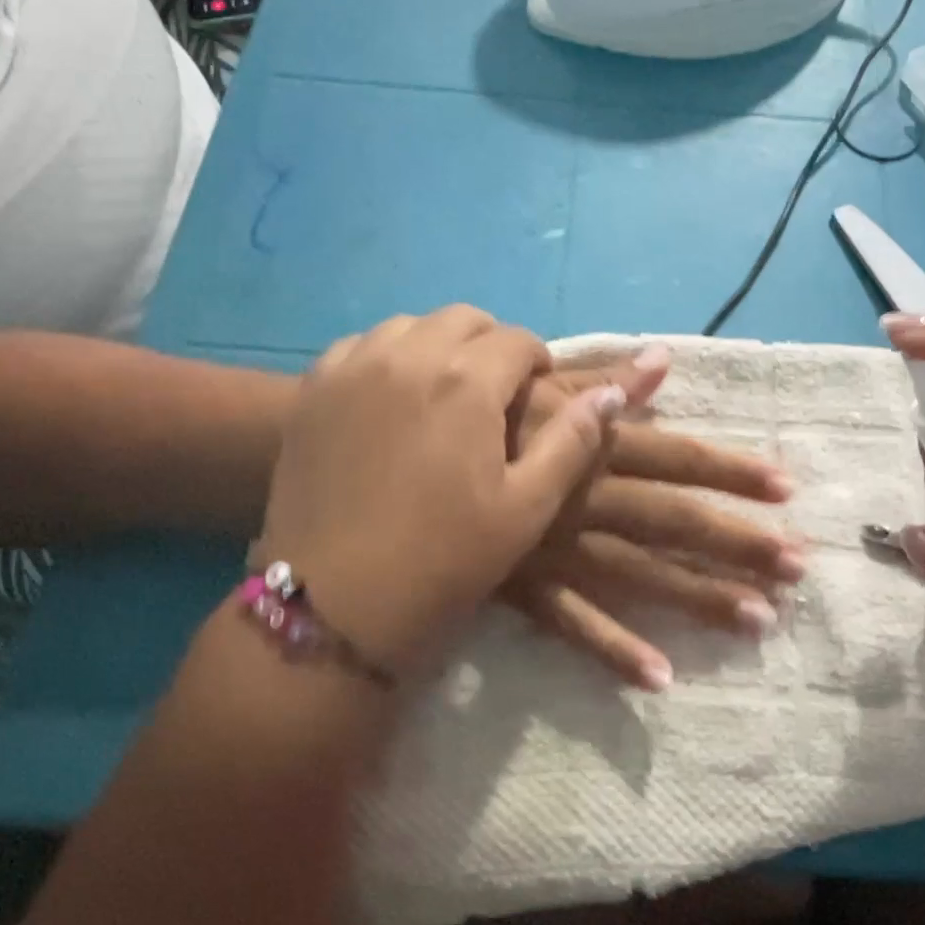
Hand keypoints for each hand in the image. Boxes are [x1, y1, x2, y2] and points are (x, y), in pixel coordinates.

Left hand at [253, 307, 620, 673]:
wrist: (333, 604)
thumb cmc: (444, 558)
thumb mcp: (526, 508)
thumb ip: (574, 442)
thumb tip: (612, 392)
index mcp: (467, 382)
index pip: (518, 339)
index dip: (537, 363)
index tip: (538, 396)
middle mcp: (408, 356)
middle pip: (463, 320)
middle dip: (490, 346)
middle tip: (496, 395)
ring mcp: (352, 368)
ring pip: (409, 326)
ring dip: (439, 346)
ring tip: (443, 395)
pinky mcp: (312, 391)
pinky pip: (360, 346)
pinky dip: (387, 358)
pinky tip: (390, 401)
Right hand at [505, 348, 801, 690]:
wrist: (393, 459)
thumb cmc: (476, 414)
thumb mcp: (536, 381)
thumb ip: (603, 373)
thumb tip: (663, 360)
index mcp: (597, 444)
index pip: (678, 458)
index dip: (734, 472)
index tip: (788, 489)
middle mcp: (591, 498)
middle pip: (676, 521)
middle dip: (739, 542)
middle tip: (800, 565)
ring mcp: (560, 547)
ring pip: (642, 576)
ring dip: (700, 598)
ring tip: (759, 621)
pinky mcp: (527, 588)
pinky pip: (573, 625)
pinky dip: (614, 650)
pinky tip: (658, 679)